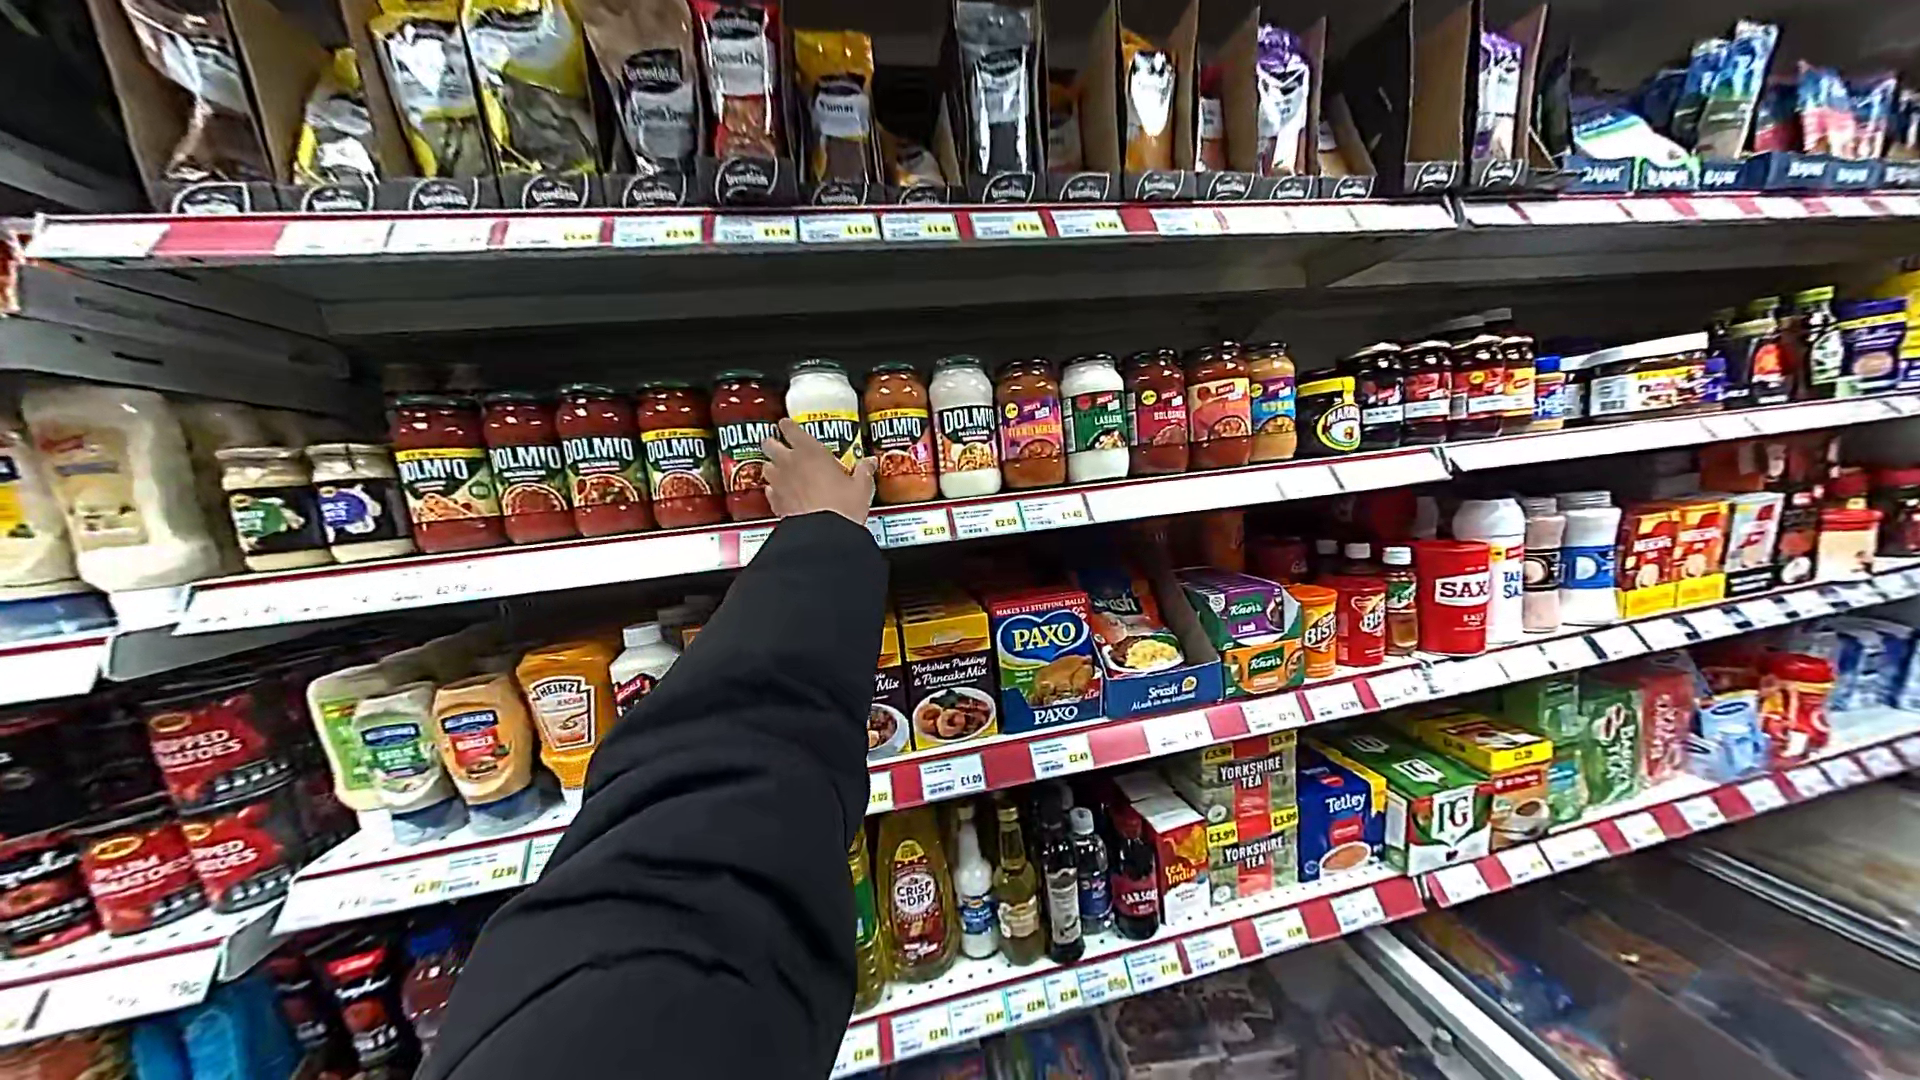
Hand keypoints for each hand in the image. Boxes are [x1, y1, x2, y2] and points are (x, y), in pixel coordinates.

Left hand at [761, 418, 875, 525]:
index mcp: (810, 451)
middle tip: (780, 445)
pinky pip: (769, 491)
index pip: (791, 429)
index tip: (787, 424)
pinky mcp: (775, 503)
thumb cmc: (842, 506)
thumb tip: (870, 463)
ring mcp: (779, 483)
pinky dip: (774, 490)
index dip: (788, 426)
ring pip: (765, 466)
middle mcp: (790, 463)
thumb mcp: (861, 486)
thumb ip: (863, 471)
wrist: (824, 534)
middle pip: (769, 444)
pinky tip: (782, 493)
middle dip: (773, 443)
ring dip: (771, 466)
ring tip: (780, 470)